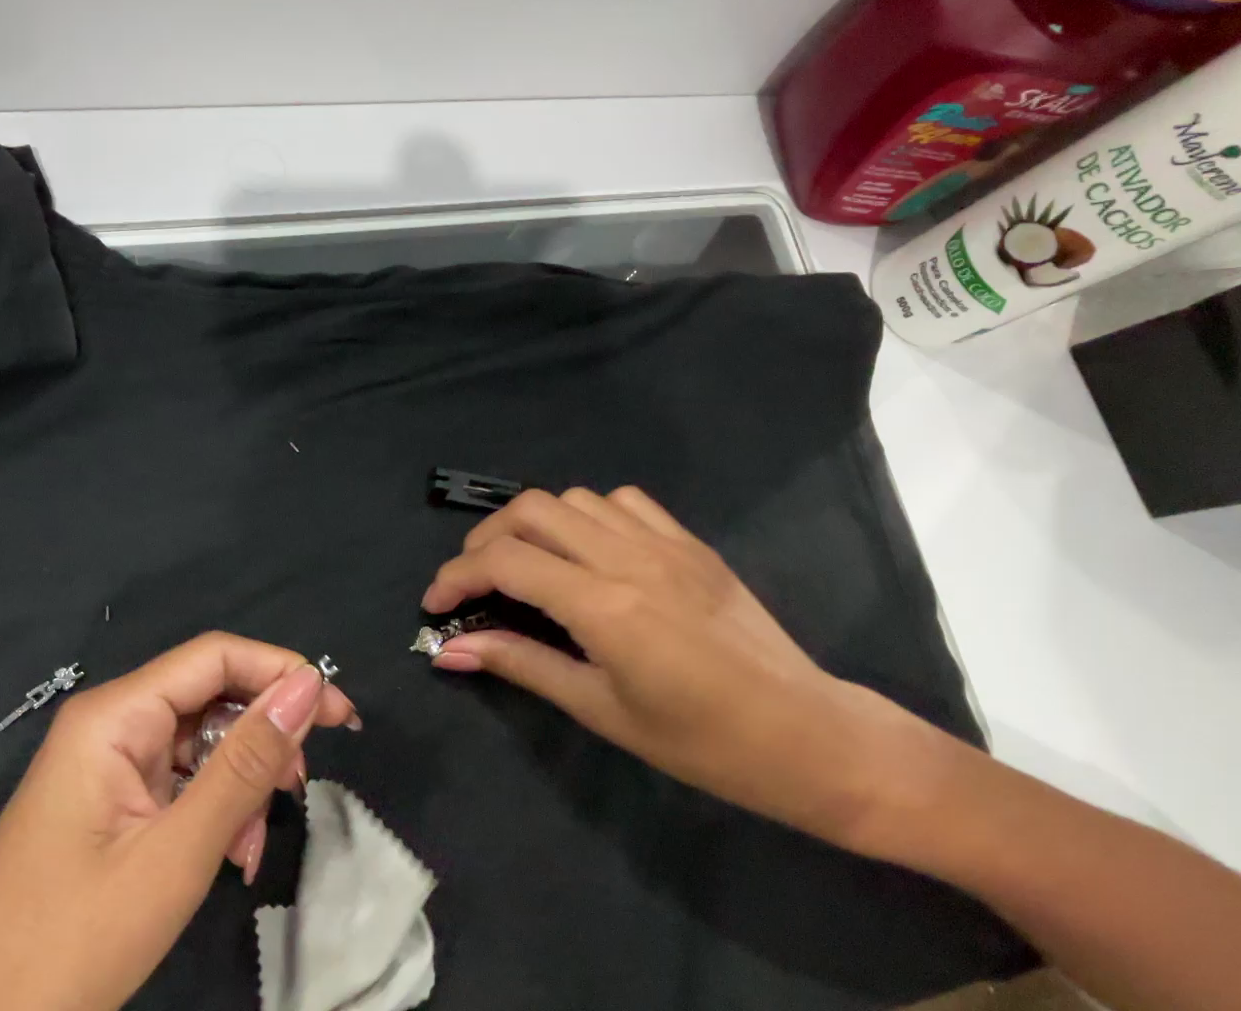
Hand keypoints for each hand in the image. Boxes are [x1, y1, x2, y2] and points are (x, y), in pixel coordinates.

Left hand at [0, 633, 357, 1010]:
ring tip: (249, 847)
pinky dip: (212, 813)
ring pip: (198, 746)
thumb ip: (246, 762)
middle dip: (262, 738)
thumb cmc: (76, 938)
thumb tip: (309, 683)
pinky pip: (177, 784)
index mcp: (114, 715)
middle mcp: (108, 726)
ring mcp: (104, 767)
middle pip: (208, 699)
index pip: (215, 656)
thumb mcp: (179, 850)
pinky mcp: (106, 806)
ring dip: (240, 787)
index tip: (340, 716)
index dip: (283, 672)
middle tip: (300, 789)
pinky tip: (227, 857)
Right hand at [421, 486, 941, 851]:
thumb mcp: (600, 710)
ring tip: (525, 568)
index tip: (435, 605)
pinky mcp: (692, 543)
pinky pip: (625, 502)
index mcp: (603, 606)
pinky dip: (587, 516)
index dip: (455, 576)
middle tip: (473, 583)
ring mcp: (665, 543)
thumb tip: (449, 651)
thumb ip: (521, 666)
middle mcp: (629, 558)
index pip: (505, 561)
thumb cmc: (700, 742)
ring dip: (533, 525)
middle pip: (530, 510)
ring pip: (574, 499)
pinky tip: (587, 553)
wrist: (805, 733)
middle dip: (484, 540)